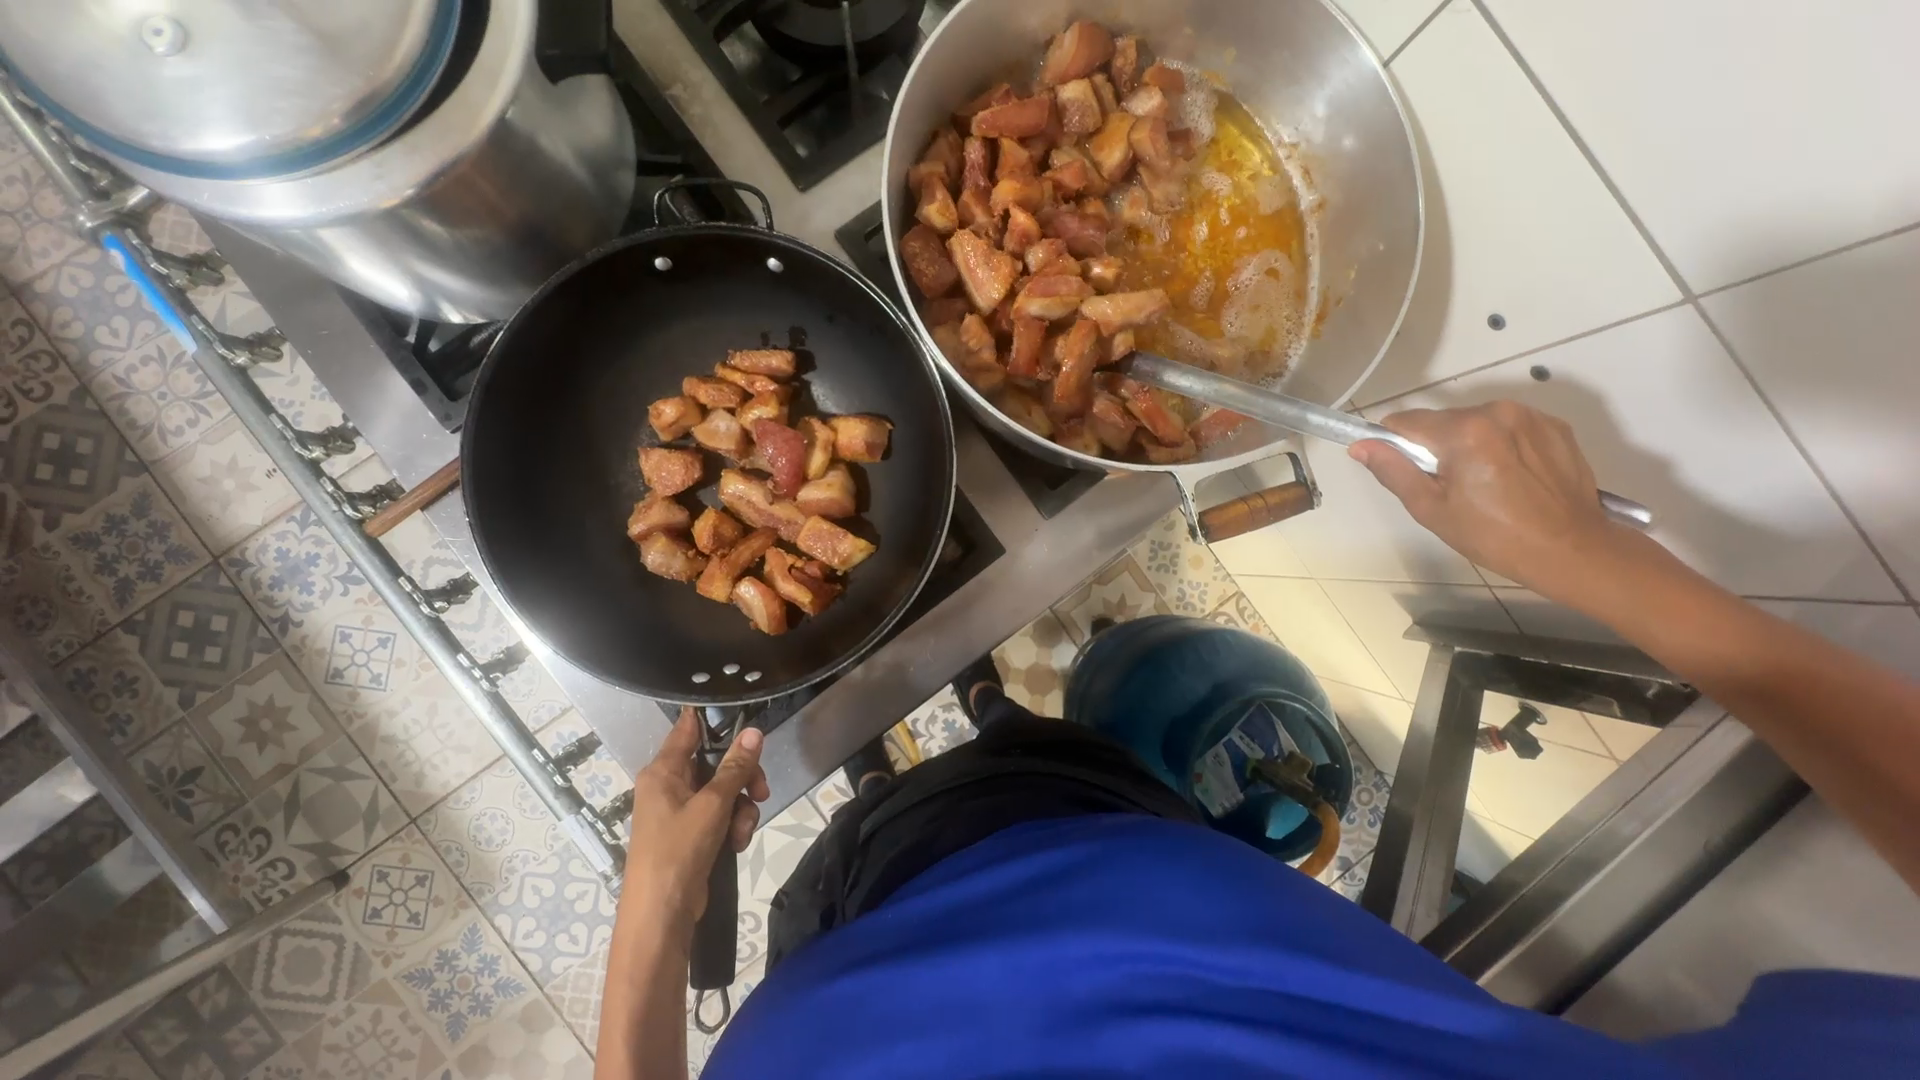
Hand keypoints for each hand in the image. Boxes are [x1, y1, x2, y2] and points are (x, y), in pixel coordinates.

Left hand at [619, 707, 768, 931]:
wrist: (661, 913)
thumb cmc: (678, 850)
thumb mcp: (712, 805)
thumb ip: (735, 768)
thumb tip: (754, 732)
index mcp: (663, 771)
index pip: (689, 729)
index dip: (716, 721)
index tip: (747, 721)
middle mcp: (669, 786)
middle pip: (715, 763)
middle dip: (742, 778)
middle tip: (762, 791)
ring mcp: (679, 811)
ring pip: (723, 792)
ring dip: (741, 808)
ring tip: (743, 831)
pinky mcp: (691, 834)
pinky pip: (720, 817)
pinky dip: (732, 827)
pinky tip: (737, 844)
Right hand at [1350, 402, 1644, 602]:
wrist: (1571, 550)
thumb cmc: (1493, 536)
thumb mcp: (1431, 509)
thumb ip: (1394, 471)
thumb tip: (1360, 446)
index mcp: (1466, 431)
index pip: (1407, 421)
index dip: (1394, 443)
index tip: (1404, 470)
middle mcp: (1498, 411)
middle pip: (1443, 420)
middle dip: (1436, 446)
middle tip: (1448, 486)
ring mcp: (1531, 416)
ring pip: (1476, 421)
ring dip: (1469, 443)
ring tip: (1483, 482)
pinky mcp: (1555, 426)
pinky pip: (1509, 427)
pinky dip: (1500, 444)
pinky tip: (1510, 476)